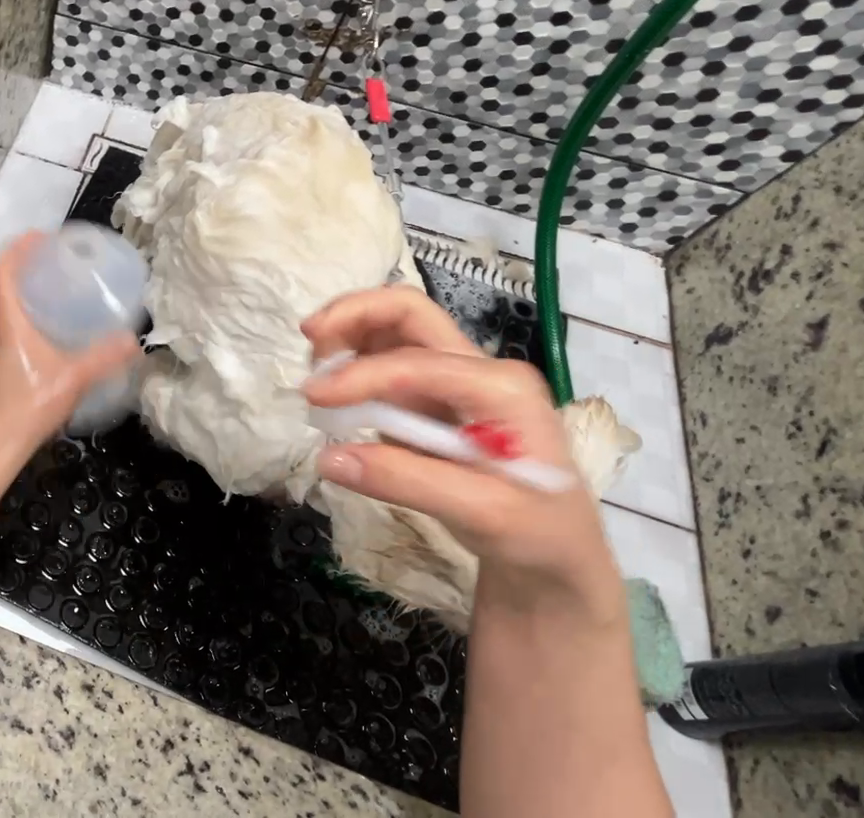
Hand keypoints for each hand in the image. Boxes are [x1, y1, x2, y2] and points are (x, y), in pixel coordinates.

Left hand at [0, 232, 142, 450]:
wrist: (0, 444)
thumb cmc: (30, 407)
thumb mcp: (74, 378)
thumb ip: (104, 357)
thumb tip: (133, 340)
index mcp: (7, 322)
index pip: (2, 270)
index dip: (18, 247)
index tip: (40, 236)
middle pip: (3, 283)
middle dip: (25, 264)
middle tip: (55, 258)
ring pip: (4, 305)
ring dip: (24, 289)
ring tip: (54, 286)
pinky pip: (7, 323)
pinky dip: (24, 311)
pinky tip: (50, 325)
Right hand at [300, 286, 621, 619]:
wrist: (555, 552)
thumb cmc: (535, 531)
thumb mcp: (480, 513)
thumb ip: (404, 480)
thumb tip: (327, 457)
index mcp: (500, 386)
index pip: (414, 362)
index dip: (358, 374)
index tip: (312, 399)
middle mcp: (477, 368)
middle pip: (406, 312)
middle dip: (352, 314)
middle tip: (308, 336)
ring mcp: (453, 379)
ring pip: (391, 328)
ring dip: (347, 335)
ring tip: (316, 371)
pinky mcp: (431, 397)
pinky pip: (384, 362)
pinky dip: (350, 363)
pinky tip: (333, 394)